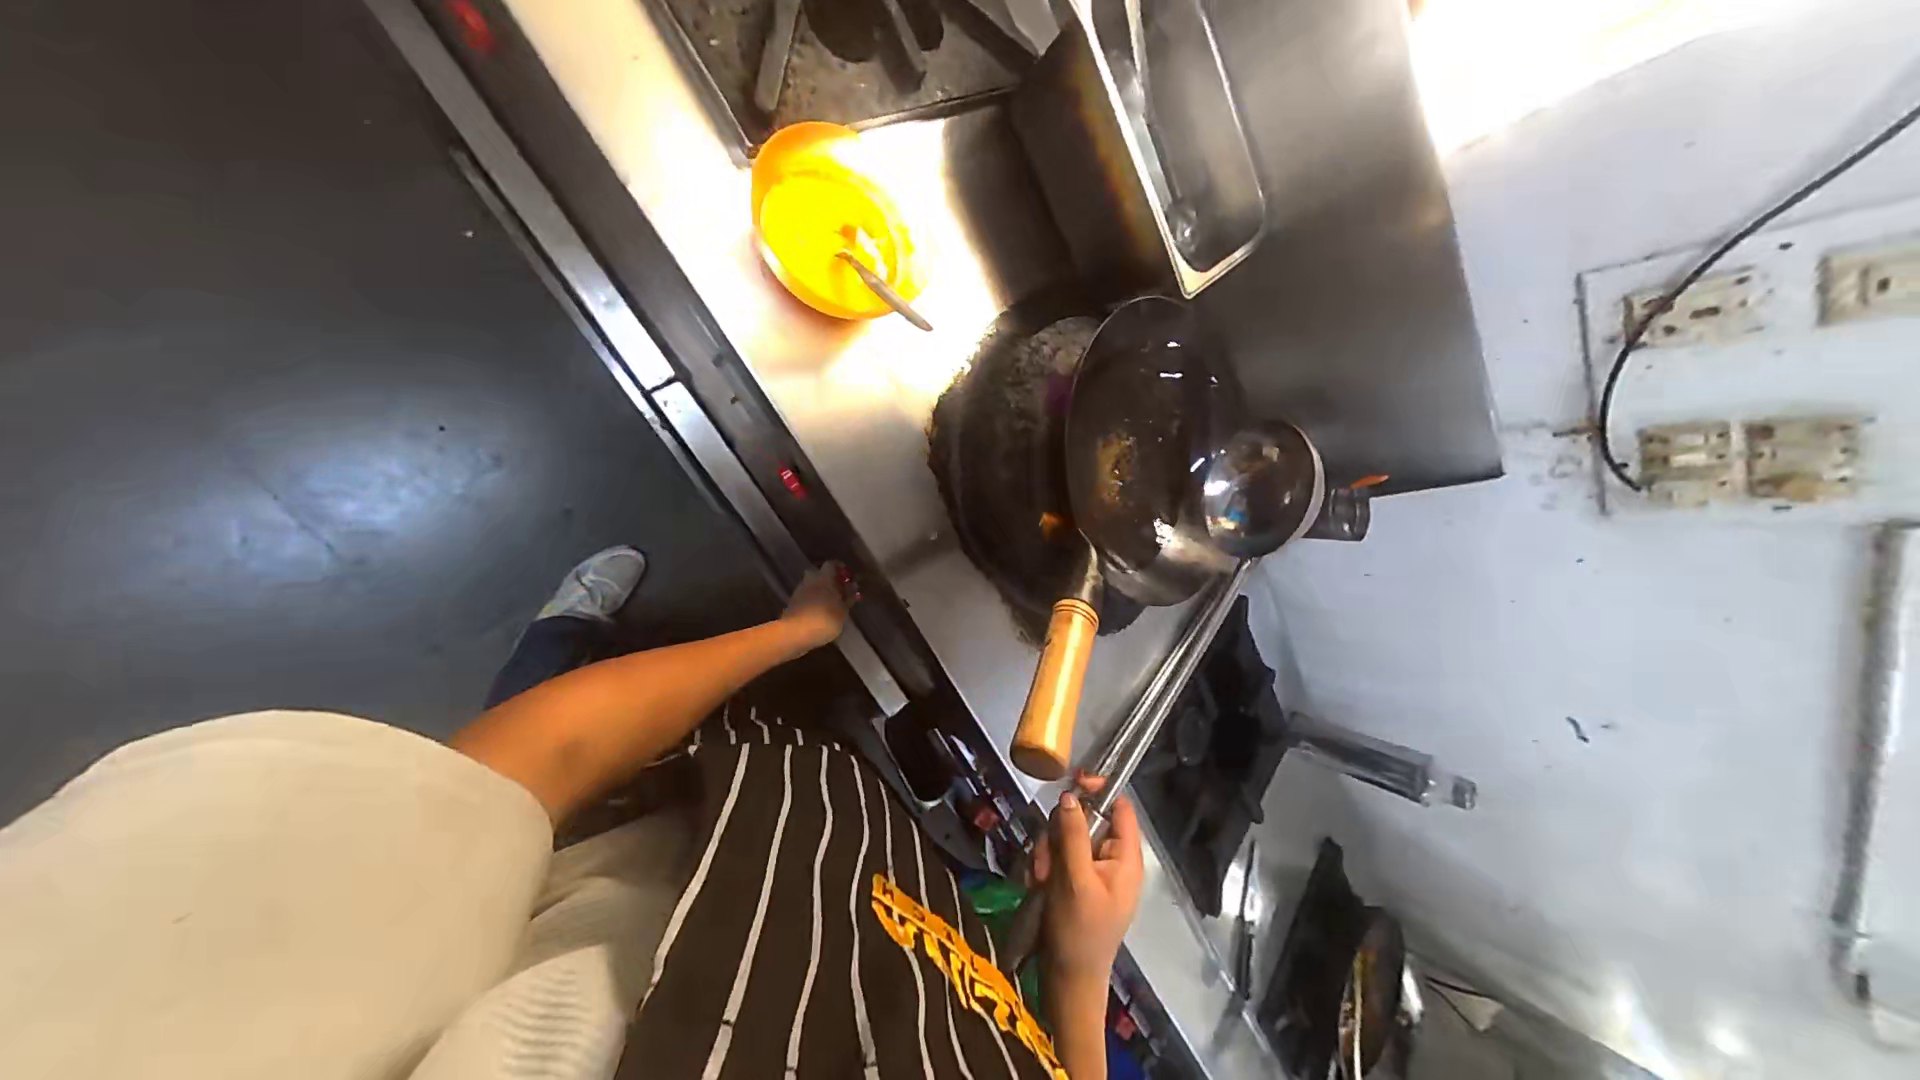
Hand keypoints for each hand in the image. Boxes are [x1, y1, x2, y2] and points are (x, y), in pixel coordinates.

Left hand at [782, 562, 854, 648]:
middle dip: (829, 580)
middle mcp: (810, 579)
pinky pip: (806, 597)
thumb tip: (852, 586)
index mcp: (824, 576)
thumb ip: (848, 597)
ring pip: (812, 585)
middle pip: (820, 573)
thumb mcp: (843, 610)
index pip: (832, 564)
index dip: (841, 569)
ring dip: (820, 591)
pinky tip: (819, 612)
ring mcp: (799, 590)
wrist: (796, 633)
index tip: (848, 578)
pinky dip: (812, 600)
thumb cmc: (825, 619)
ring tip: (830, 604)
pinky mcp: (792, 603)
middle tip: (839, 591)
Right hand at [1030, 775, 1143, 986]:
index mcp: (1125, 858)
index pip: (1120, 807)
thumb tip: (1070, 795)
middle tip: (1048, 859)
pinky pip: (1054, 856)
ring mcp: (1089, 870)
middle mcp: (1110, 859)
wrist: (1066, 981)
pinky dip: (1043, 867)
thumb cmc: (1078, 932)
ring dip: (1047, 853)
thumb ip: (1073, 835)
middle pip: (1084, 819)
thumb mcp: (1075, 880)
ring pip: (1064, 836)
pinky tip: (1037, 886)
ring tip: (1041, 880)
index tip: (1072, 784)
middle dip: (1059, 834)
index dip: (1100, 790)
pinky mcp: (1071, 881)